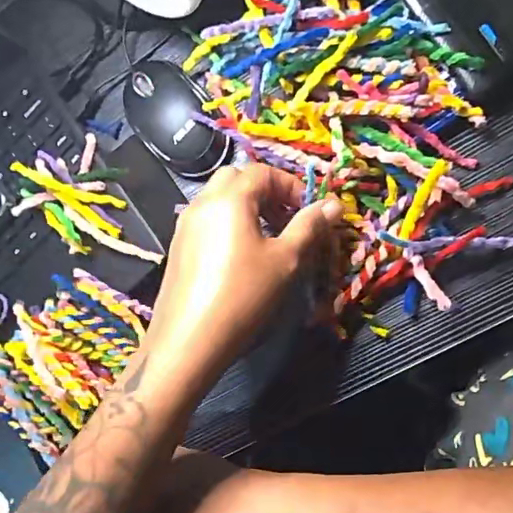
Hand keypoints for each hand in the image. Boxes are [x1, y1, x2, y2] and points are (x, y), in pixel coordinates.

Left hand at [142, 164, 342, 388]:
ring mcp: (185, 226)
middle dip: (266, 192)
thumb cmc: (243, 296)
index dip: (291, 187)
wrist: (189, 340)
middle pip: (236, 179)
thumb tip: (333, 204)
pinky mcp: (178, 248)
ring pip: (219, 200)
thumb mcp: (285, 261)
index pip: (263, 172)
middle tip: (287, 221)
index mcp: (229, 198)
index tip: (310, 213)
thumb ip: (309, 227)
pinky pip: (207, 222)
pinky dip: (229, 226)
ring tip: (269, 242)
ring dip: (247, 209)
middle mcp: (202, 203)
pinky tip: (242, 259)